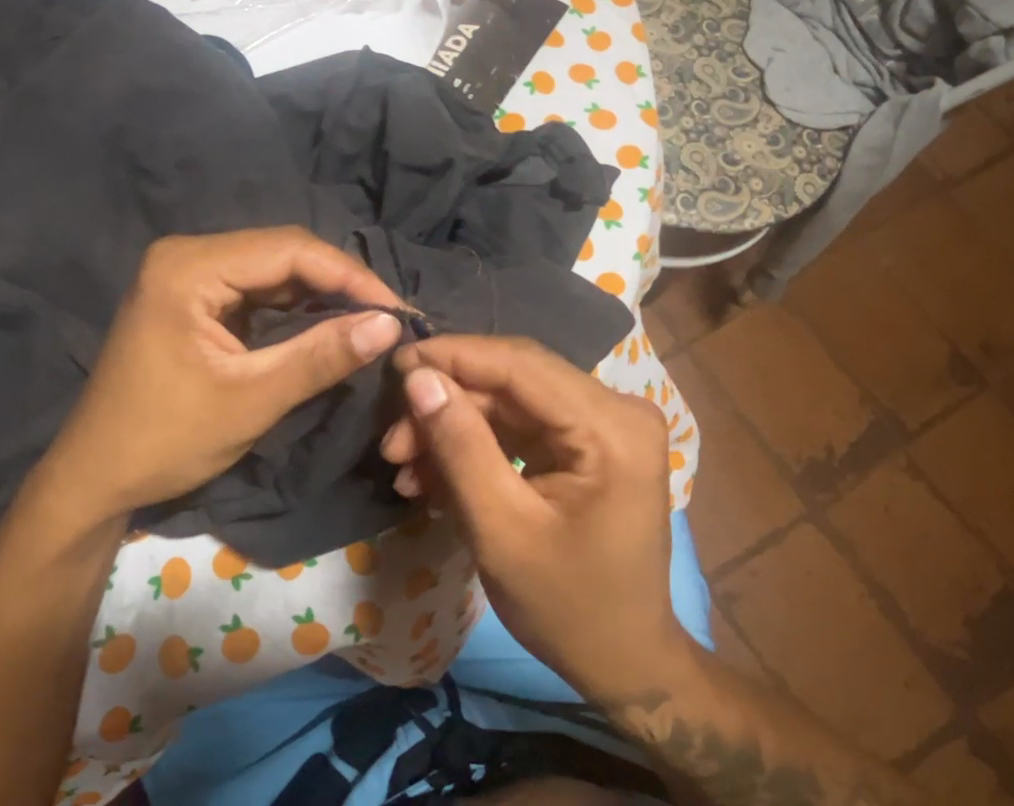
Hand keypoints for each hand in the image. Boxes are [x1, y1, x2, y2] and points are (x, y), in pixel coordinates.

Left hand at [42, 227, 404, 521]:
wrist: (96, 477)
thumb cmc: (166, 439)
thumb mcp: (252, 399)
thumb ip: (321, 357)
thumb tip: (391, 324)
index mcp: (190, 267)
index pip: (289, 250)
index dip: (351, 276)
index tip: (399, 310)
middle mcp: (186, 256)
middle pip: (281, 254)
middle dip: (339, 284)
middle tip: (390, 317)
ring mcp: (185, 277)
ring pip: (271, 272)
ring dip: (320, 295)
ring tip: (370, 321)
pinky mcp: (190, 300)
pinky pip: (253, 292)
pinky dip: (293, 309)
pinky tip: (327, 325)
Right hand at [386, 337, 683, 698]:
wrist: (622, 658)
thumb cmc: (567, 605)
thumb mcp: (502, 530)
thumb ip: (460, 446)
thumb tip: (418, 377)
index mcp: (613, 427)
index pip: (520, 364)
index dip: (452, 357)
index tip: (392, 364)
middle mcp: (617, 410)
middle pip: (514, 380)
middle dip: (447, 403)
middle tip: (391, 440)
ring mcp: (604, 426)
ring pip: (510, 402)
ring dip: (454, 428)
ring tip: (404, 467)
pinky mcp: (587, 444)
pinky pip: (520, 427)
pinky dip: (476, 446)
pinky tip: (433, 475)